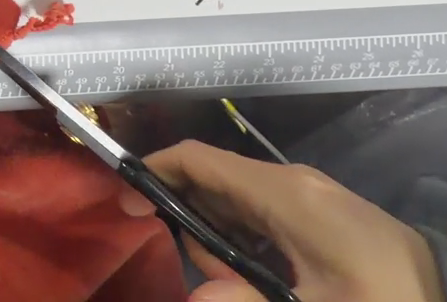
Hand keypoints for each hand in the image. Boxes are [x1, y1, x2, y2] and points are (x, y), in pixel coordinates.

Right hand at [120, 141, 442, 301]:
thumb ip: (248, 301)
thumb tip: (195, 297)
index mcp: (283, 192)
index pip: (195, 160)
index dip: (152, 173)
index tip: (125, 204)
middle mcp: (289, 181)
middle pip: (209, 183)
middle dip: (195, 229)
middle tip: (219, 282)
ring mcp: (307, 194)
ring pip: (233, 202)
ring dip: (223, 242)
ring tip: (247, 287)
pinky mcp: (321, 212)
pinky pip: (260, 215)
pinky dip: (246, 243)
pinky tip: (266, 280)